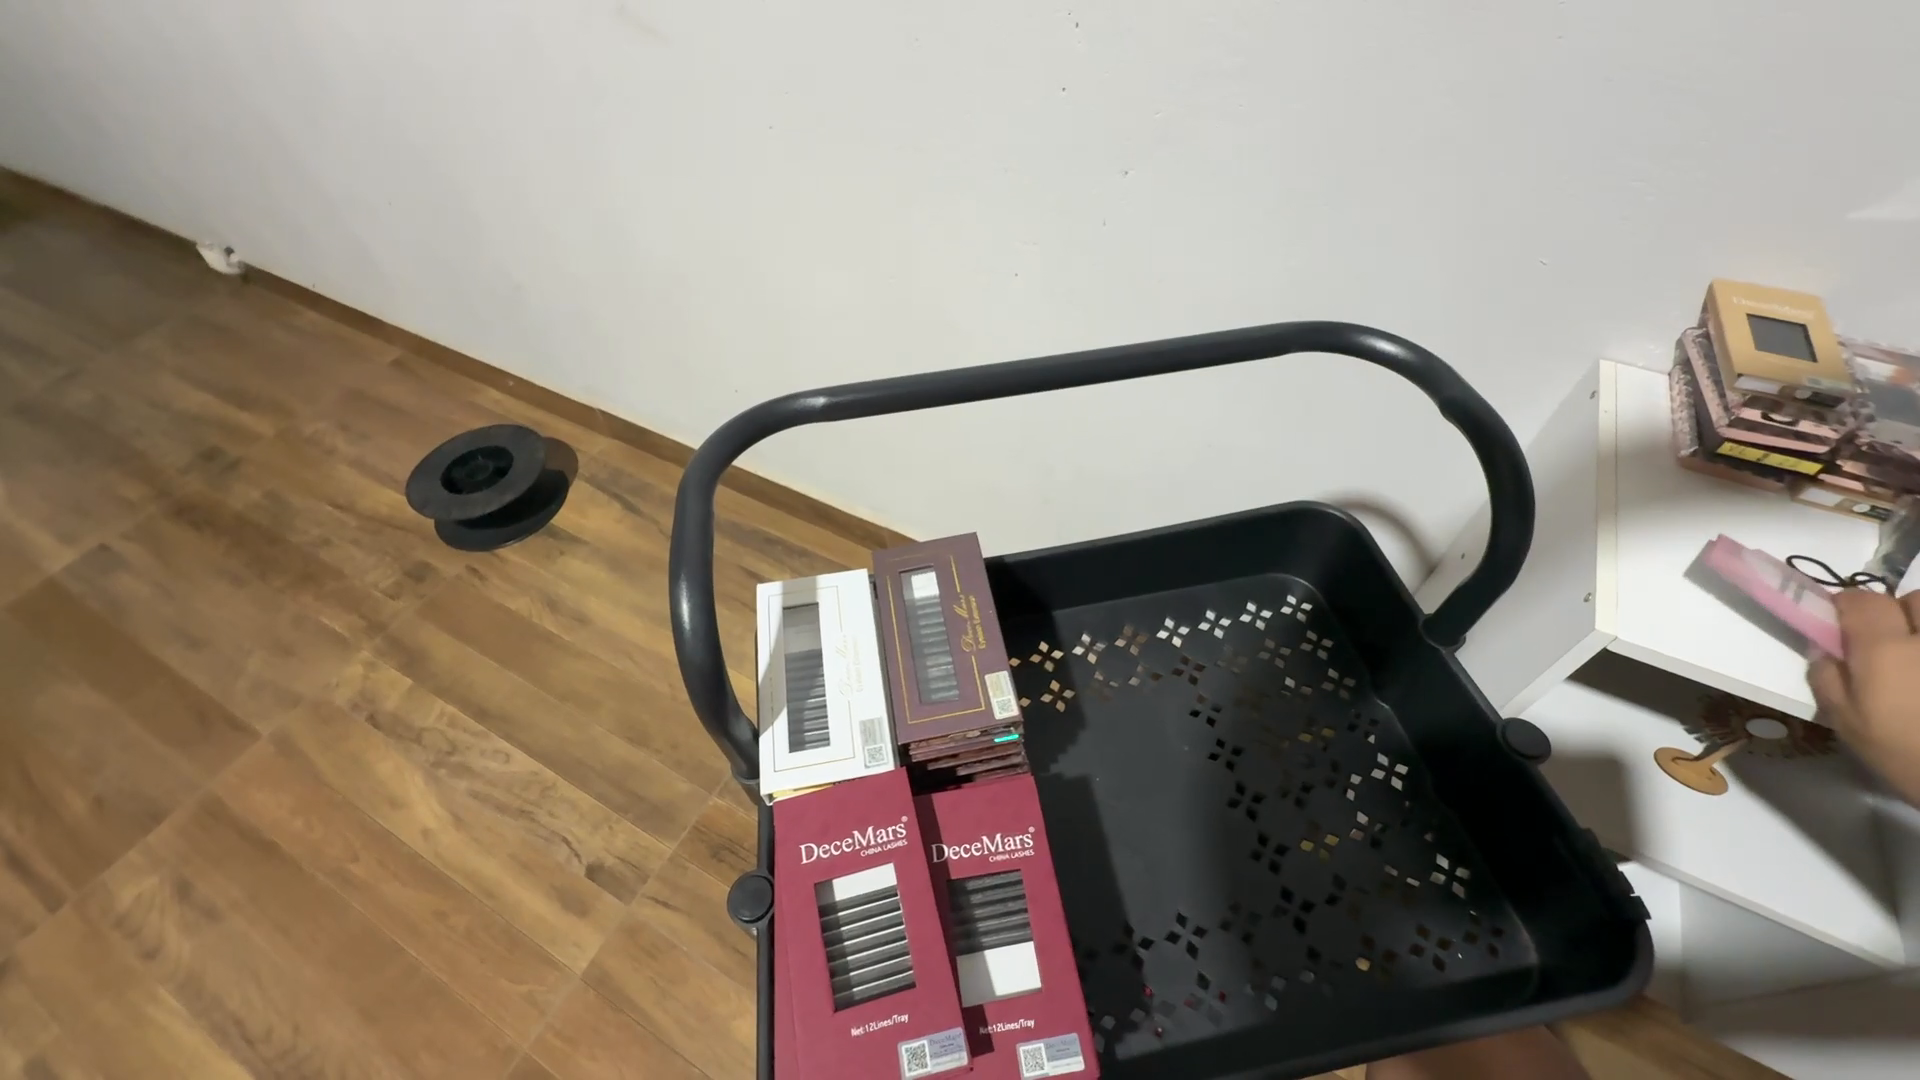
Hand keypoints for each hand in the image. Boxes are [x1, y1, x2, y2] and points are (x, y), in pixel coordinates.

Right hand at [1809, 590, 1919, 803]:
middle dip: (1900, 612)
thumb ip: (1827, 676)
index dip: (1846, 606)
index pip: (1862, 600)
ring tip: (1916, 660)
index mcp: (1886, 650)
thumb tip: (1827, 649)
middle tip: (1890, 642)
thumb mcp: (1845, 720)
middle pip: (1917, 599)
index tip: (1839, 624)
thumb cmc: (1903, 753)